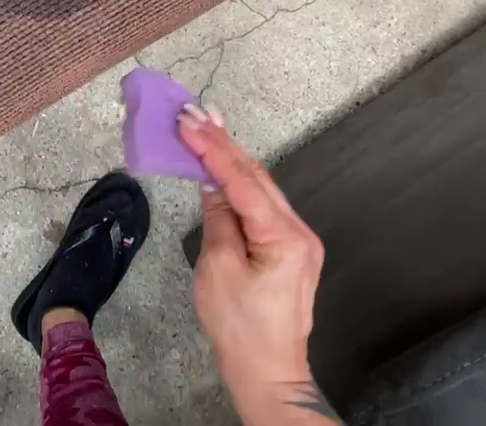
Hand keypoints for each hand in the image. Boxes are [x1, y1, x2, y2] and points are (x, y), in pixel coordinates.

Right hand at [181, 109, 336, 422]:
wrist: (268, 373)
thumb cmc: (239, 326)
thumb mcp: (217, 269)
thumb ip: (218, 219)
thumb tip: (211, 185)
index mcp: (283, 237)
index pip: (242, 181)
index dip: (212, 148)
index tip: (187, 122)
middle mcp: (298, 231)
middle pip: (256, 176)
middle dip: (223, 142)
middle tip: (194, 111)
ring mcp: (298, 239)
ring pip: (261, 185)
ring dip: (231, 155)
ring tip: (206, 124)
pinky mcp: (289, 248)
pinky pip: (262, 202)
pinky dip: (240, 179)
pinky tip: (223, 163)